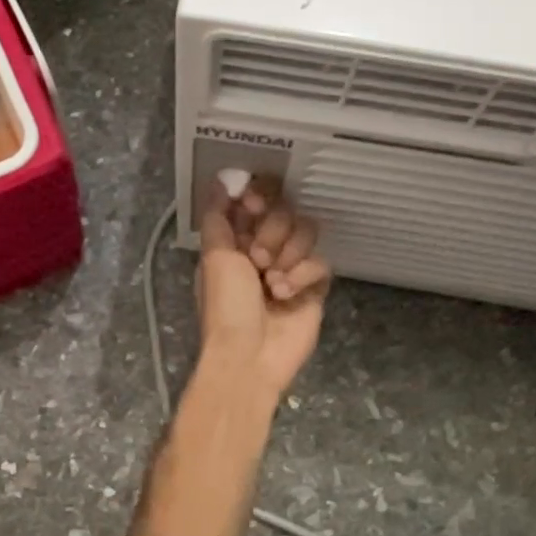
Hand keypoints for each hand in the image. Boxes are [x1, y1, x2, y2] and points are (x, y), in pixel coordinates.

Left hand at [196, 177, 330, 395]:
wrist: (249, 356)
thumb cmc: (225, 307)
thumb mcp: (214, 257)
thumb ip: (217, 215)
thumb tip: (220, 179)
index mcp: (234, 240)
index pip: (256, 199)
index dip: (259, 195)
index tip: (254, 204)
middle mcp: (263, 249)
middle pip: (284, 211)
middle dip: (272, 231)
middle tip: (258, 259)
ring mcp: (290, 267)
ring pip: (306, 233)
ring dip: (289, 253)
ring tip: (272, 283)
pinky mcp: (314, 288)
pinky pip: (321, 263)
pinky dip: (304, 275)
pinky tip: (287, 294)